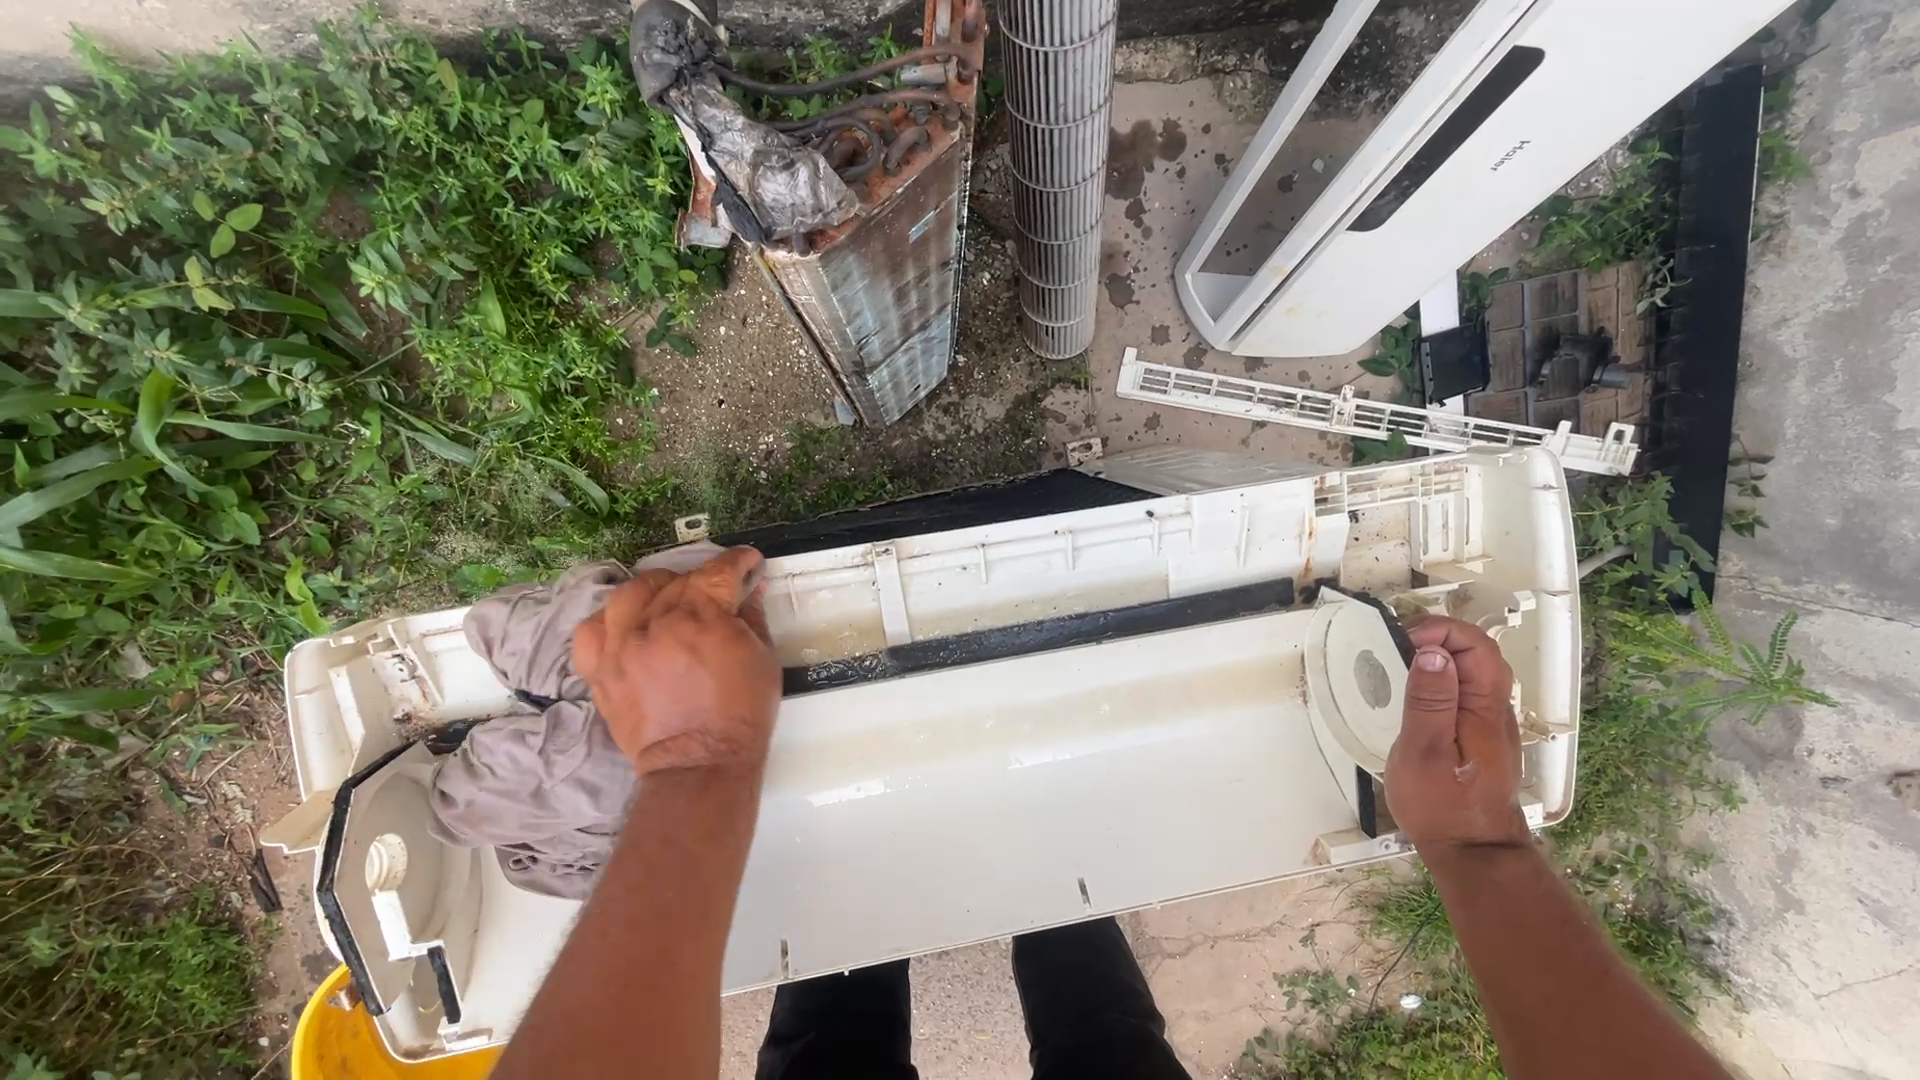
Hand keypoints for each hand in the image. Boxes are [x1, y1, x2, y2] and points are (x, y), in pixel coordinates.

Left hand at [572, 546, 780, 775]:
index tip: (748, 562)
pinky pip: (591, 630)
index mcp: (701, 617)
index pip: (719, 571)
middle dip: (703, 580)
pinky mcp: (600, 671)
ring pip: (630, 593)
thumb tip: (748, 591)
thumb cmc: (741, 716)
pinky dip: (609, 621)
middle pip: (677, 581)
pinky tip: (627, 626)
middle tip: (717, 593)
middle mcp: (655, 623)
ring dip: (654, 589)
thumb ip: (752, 617)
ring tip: (668, 600)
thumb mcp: (763, 659)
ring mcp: (621, 646)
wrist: (699, 765)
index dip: (738, 562)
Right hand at [1384, 616, 1530, 853]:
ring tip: (1397, 665)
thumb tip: (1433, 653)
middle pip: (1478, 653)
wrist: (1471, 853)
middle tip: (1394, 648)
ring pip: (1472, 672)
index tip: (1402, 643)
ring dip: (1437, 657)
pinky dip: (1438, 679)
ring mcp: (1489, 724)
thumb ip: (1429, 700)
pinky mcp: (1477, 737)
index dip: (1440, 631)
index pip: (1477, 645)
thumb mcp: (1423, 750)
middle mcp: (1494, 709)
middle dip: (1437, 637)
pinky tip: (1412, 693)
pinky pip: (1463, 692)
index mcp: (1485, 707)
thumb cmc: (1441, 803)